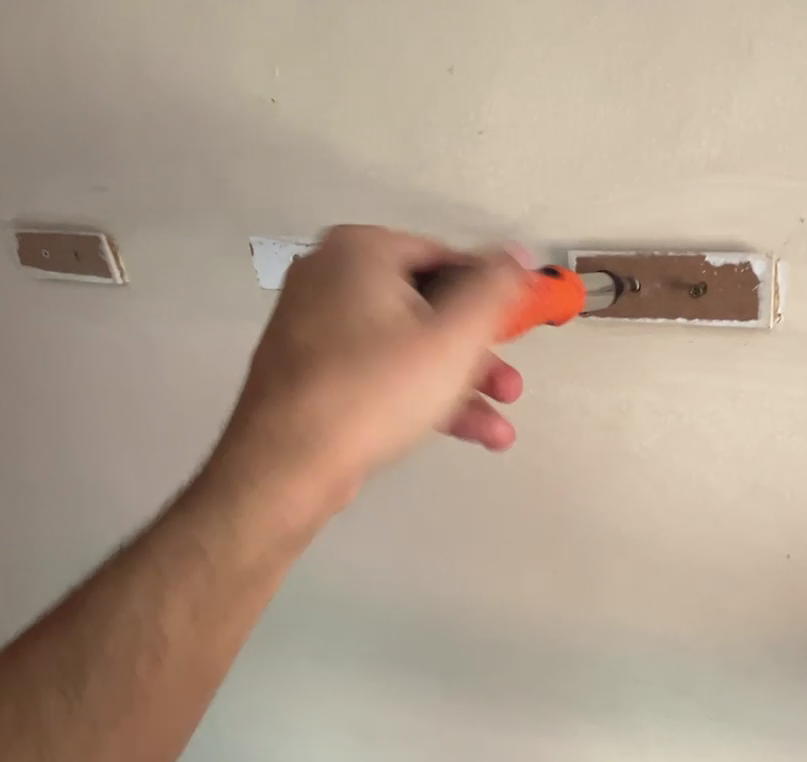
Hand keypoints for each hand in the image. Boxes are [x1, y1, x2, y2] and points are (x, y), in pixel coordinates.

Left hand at [208, 225, 526, 506]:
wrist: (289, 464)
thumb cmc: (370, 394)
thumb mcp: (453, 337)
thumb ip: (494, 290)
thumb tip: (517, 256)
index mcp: (360, 252)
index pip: (447, 258)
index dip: (490, 296)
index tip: (514, 328)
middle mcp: (332, 278)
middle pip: (430, 310)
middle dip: (479, 356)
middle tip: (507, 387)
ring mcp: (318, 328)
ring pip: (409, 349)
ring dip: (459, 387)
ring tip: (496, 427)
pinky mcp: (314, 374)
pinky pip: (382, 374)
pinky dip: (421, 396)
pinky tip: (463, 431)